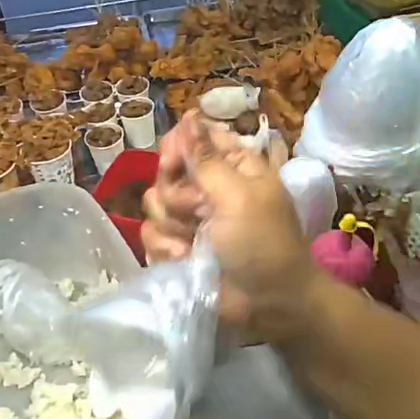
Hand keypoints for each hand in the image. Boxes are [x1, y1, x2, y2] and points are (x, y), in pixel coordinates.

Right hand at [145, 115, 320, 334]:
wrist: (268, 303)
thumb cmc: (263, 243)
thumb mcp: (238, 196)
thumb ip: (206, 158)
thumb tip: (189, 115)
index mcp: (232, 165)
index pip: (192, 136)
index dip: (178, 148)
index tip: (174, 166)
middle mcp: (209, 186)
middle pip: (166, 170)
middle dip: (177, 194)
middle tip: (199, 211)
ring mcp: (191, 218)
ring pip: (154, 203)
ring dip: (173, 225)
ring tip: (195, 244)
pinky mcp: (177, 246)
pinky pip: (150, 234)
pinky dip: (166, 249)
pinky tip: (184, 260)